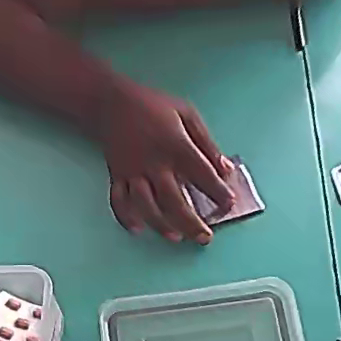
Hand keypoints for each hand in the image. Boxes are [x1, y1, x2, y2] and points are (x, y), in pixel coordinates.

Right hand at [95, 79, 232, 243]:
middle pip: (173, 200)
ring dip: (161, 225)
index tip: (229, 204)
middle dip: (191, 222)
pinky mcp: (116, 176)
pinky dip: (126, 218)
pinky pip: (118, 201)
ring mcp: (133, 172)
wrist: (112, 102)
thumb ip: (207, 144)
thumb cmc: (153, 107)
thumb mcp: (187, 115)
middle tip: (205, 238)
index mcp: (175, 145)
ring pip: (146, 206)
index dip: (218, 192)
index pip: (202, 174)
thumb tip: (225, 169)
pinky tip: (138, 230)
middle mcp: (154, 163)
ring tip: (176, 238)